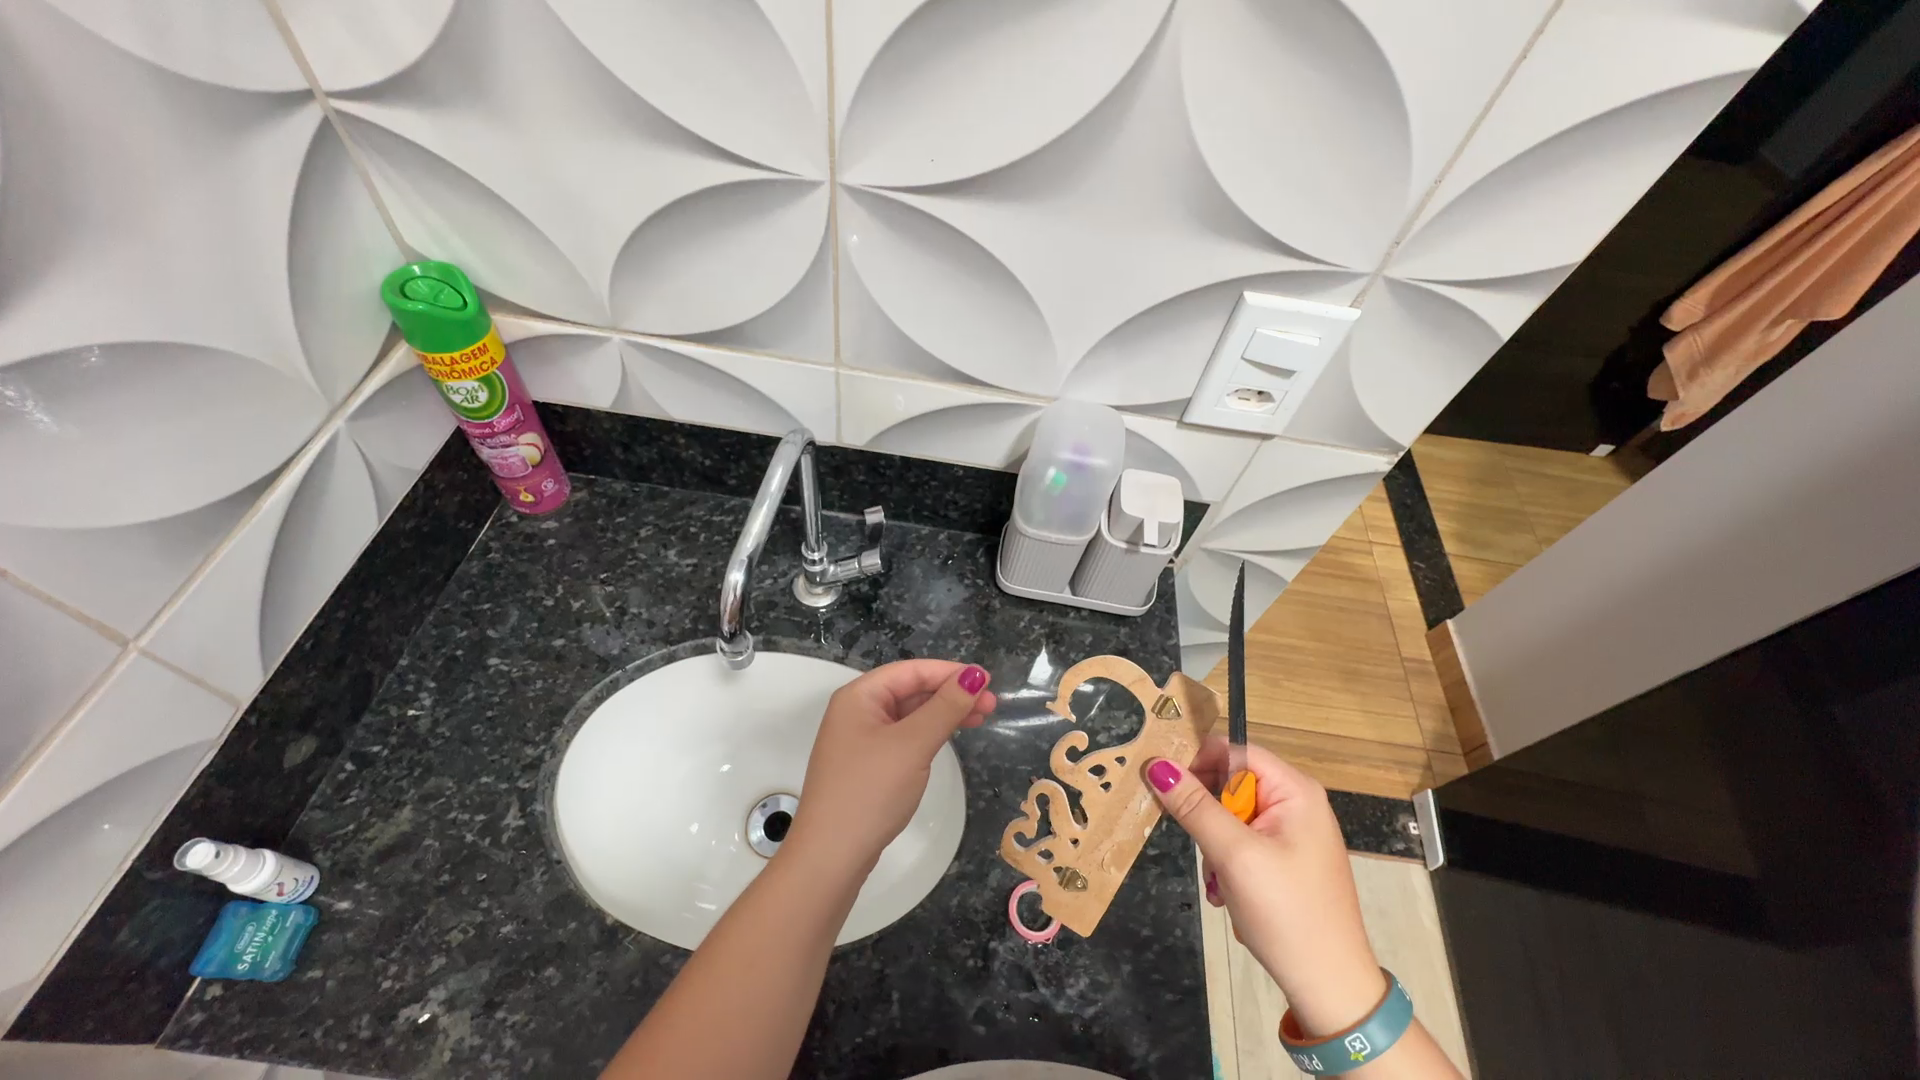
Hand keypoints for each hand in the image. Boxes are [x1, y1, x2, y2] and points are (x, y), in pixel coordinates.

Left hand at [784, 660, 994, 876]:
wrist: (831, 855)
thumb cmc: (871, 791)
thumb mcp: (913, 744)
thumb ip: (945, 707)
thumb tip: (974, 675)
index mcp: (859, 697)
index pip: (911, 671)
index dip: (950, 672)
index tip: (988, 681)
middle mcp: (856, 712)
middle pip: (910, 690)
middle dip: (951, 693)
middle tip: (992, 705)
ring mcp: (860, 740)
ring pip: (909, 714)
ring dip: (943, 713)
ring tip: (981, 718)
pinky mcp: (867, 766)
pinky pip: (903, 737)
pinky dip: (929, 733)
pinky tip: (948, 737)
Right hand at [1145, 738, 1384, 1036]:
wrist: (1329, 986)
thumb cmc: (1286, 912)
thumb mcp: (1234, 855)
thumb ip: (1195, 807)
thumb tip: (1157, 764)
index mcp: (1295, 791)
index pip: (1235, 751)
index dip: (1199, 762)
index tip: (1167, 787)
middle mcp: (1296, 804)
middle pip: (1230, 784)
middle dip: (1206, 815)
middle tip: (1197, 846)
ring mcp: (1292, 835)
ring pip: (1230, 818)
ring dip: (1213, 847)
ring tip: (1218, 882)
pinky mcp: (1285, 862)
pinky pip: (1241, 845)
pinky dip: (1226, 865)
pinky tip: (1227, 894)